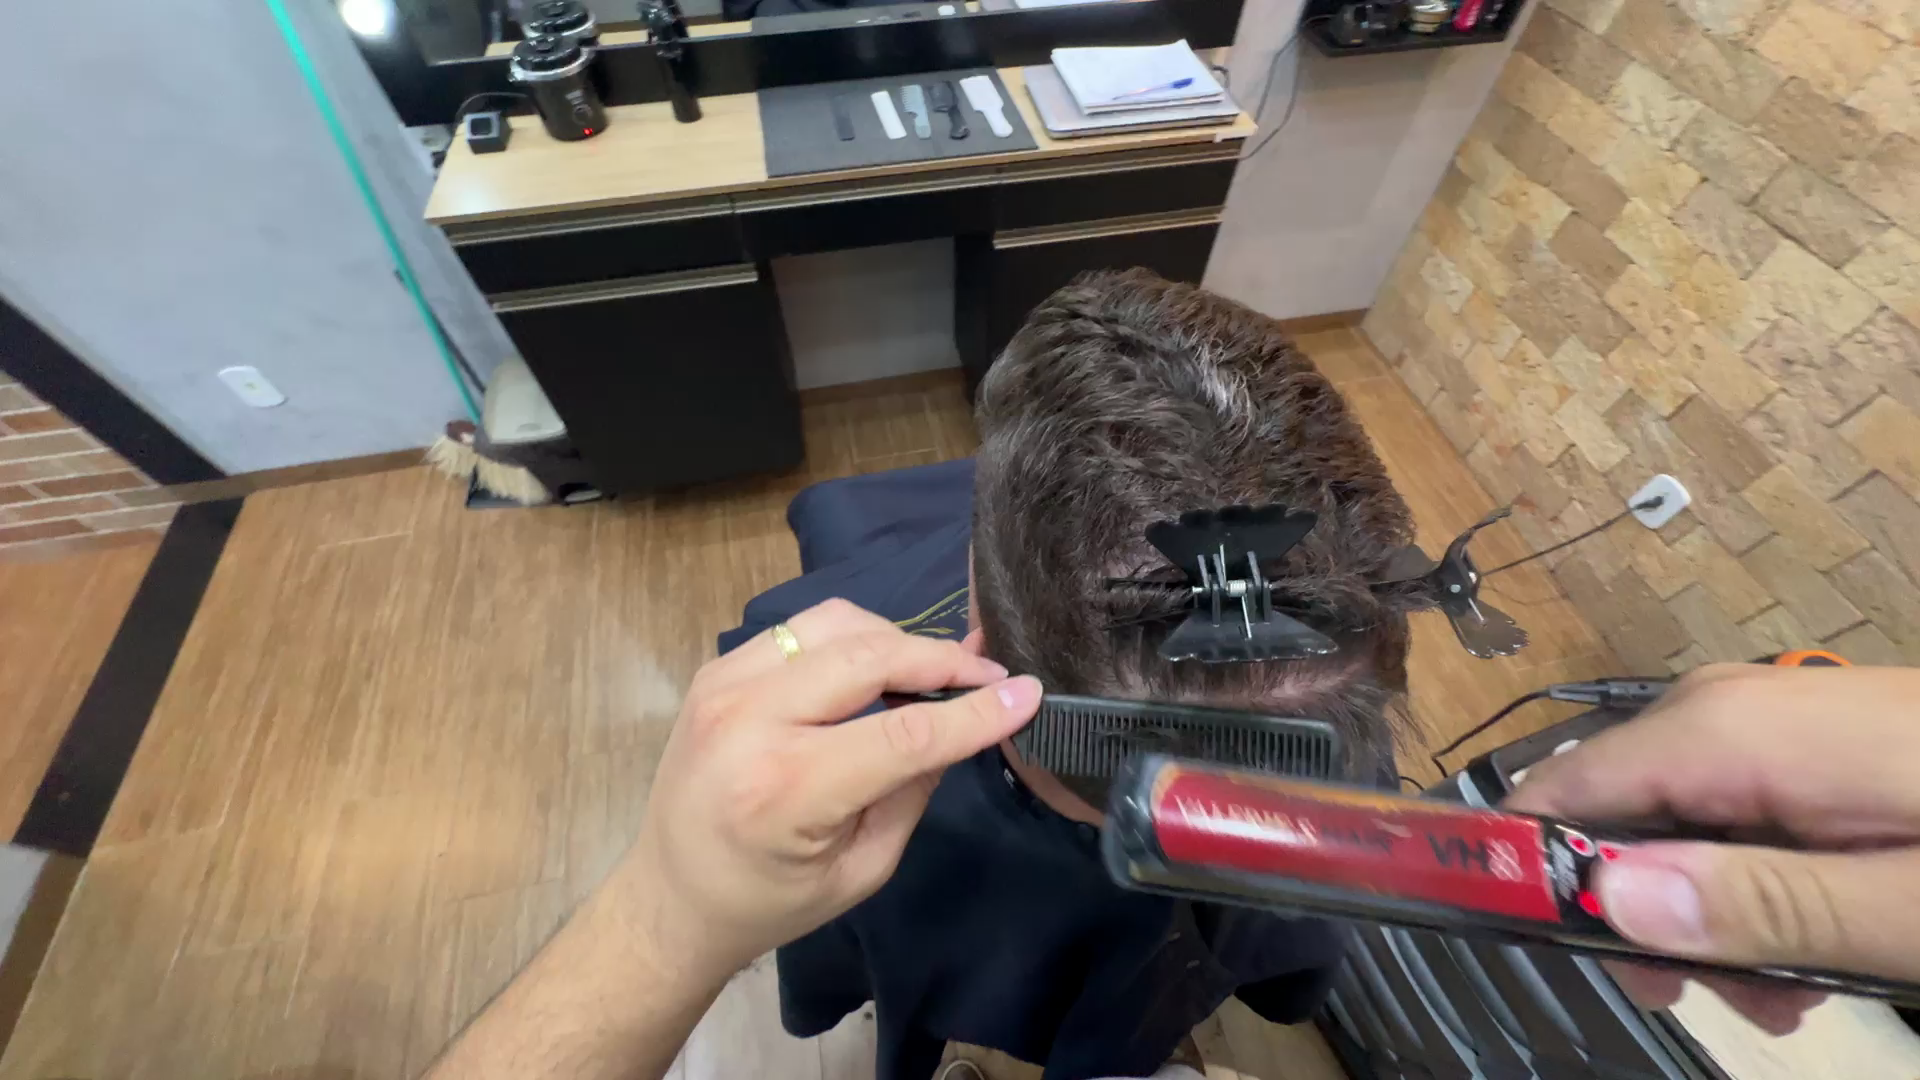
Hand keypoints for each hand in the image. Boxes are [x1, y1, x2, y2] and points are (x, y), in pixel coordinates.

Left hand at [625, 598, 1041, 982]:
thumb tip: (964, 721)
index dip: (973, 711)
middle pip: (871, 656)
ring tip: (927, 673)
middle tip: (986, 676)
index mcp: (785, 789)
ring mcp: (724, 683)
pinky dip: (852, 639)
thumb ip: (915, 787)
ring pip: (839, 622)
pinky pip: (805, 627)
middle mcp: (749, 720)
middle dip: (942, 659)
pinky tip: (870, 669)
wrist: (667, 896)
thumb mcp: (862, 867)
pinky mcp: (717, 668)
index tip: (1025, 693)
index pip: (902, 733)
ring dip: (897, 640)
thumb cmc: (770, 901)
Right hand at [1505, 664, 1919, 1033]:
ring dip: (1694, 901)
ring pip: (1664, 811)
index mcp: (1716, 734)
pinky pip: (1721, 802)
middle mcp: (1709, 709)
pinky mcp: (1791, 738)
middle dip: (1634, 901)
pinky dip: (1738, 871)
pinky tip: (1807, 930)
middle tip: (1703, 999)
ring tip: (1779, 990)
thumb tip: (1607, 901)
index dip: (1530, 862)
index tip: (1555, 945)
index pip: (1557, 791)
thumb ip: (1770, 904)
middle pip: (1608, 806)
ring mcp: (1752, 718)